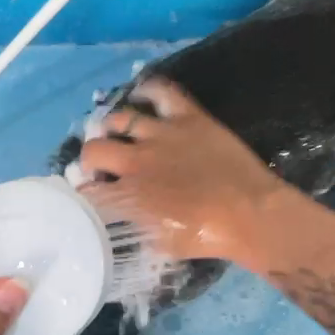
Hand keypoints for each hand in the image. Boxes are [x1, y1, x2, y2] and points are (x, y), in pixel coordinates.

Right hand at [76, 78, 297, 264]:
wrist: (250, 214)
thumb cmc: (207, 237)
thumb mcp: (161, 244)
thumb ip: (137, 229)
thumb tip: (126, 225)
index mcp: (127, 195)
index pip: (89, 190)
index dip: (84, 193)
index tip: (89, 196)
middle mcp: (136, 160)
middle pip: (93, 150)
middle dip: (89, 159)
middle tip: (100, 166)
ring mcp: (161, 134)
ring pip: (119, 118)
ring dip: (110, 127)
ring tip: (114, 132)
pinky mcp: (187, 117)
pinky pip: (160, 91)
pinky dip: (147, 90)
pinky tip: (140, 96)